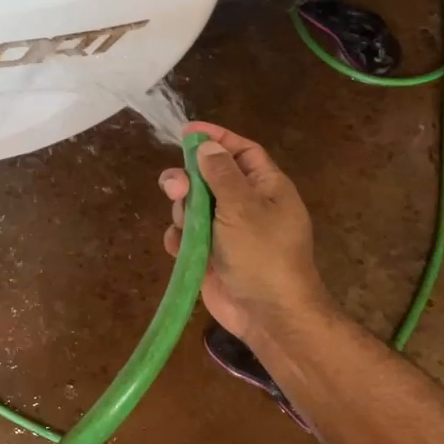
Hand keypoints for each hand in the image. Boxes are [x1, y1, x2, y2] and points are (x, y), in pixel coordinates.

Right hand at [159, 122, 330, 342]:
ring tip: (189, 231)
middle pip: (207, 177)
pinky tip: (184, 251)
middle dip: (187, 181)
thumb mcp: (242, 207)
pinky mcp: (208, 253)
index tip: (186, 131)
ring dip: (182, 214)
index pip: (241, 151)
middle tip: (176, 189)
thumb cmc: (263, 254)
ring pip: (190, 206)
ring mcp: (225, 230)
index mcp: (266, 188)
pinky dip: (180, 240)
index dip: (216, 139)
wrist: (267, 312)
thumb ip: (220, 174)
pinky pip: (184, 235)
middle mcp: (245, 205)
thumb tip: (207, 146)